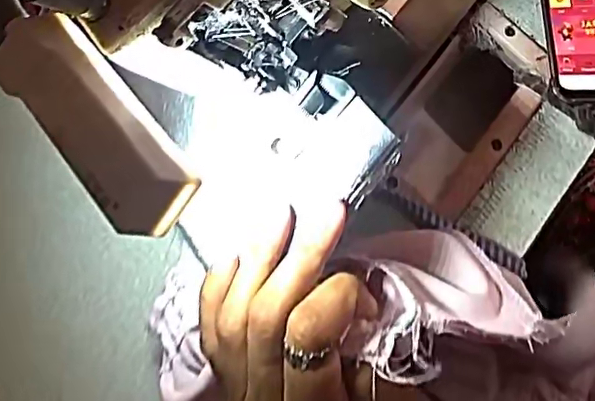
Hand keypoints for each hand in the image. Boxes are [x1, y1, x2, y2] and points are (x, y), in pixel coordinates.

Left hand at [200, 203, 403, 400]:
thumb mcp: (384, 400)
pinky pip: (210, 327)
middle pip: (267, 313)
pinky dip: (221, 283)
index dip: (341, 293)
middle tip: (331, 212)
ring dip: (259, 254)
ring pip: (233, 313)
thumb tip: (371, 303)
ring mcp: (237, 386)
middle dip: (302, 253)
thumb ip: (377, 358)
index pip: (308, 330)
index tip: (368, 295)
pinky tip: (239, 251)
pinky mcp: (226, 375)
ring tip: (283, 215)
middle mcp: (264, 398)